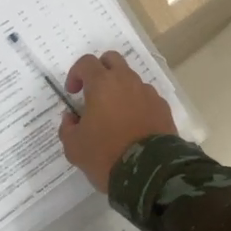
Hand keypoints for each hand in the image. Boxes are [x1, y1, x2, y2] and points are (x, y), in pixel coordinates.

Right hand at [59, 50, 177, 192]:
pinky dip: (136, 104)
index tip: (72, 93)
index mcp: (102, 84)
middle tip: (93, 92)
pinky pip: (146, 97)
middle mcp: (127, 81)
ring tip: (114, 115)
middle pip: (112, 59)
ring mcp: (148, 92)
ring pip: (131, 79)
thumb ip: (67, 127)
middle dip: (100, 70)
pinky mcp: (162, 107)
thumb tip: (71, 117)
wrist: (148, 171)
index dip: (76, 73)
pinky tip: (133, 126)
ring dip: (119, 89)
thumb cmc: (105, 154)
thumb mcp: (74, 147)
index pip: (86, 62)